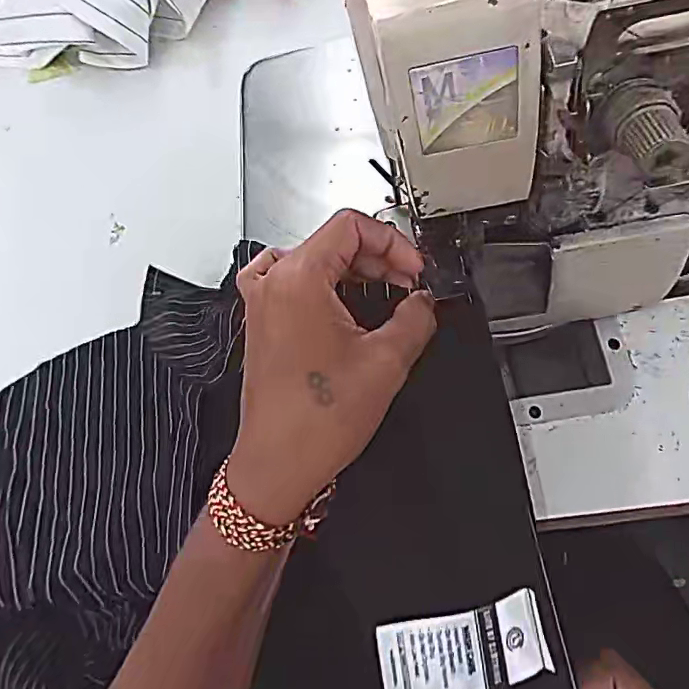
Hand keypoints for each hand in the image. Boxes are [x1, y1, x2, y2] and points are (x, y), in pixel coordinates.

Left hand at [226, 210, 437, 526]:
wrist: (280, 463)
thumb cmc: (316, 421)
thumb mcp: (388, 360)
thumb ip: (417, 317)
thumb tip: (424, 301)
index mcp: (298, 279)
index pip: (351, 226)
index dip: (393, 242)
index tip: (413, 268)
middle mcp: (273, 283)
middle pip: (335, 240)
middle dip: (380, 258)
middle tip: (409, 284)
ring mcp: (264, 302)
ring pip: (318, 258)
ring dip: (356, 270)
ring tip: (385, 294)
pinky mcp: (265, 322)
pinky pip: (297, 282)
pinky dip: (328, 284)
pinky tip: (348, 305)